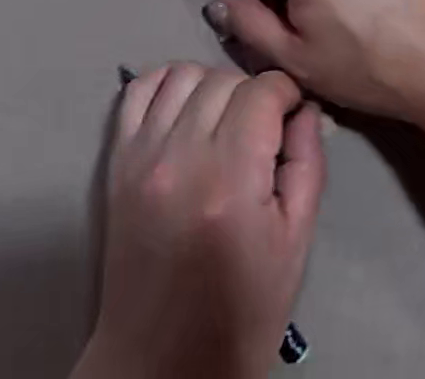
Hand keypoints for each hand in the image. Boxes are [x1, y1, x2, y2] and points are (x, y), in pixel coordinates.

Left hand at [73, 63, 324, 378]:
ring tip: (225, 115)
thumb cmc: (241, 309)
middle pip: (223, 80)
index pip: (261, 93)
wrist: (162, 357)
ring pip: (181, 75)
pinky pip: (136, 90)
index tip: (294, 111)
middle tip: (264, 123)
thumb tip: (307, 110)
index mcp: (231, 180)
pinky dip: (164, 81)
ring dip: (212, 83)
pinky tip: (185, 103)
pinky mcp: (117, 158)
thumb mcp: (295, 244)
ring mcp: (142, 153)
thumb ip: (306, 165)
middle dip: (253, 91)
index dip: (286, 92)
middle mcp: (181, 155)